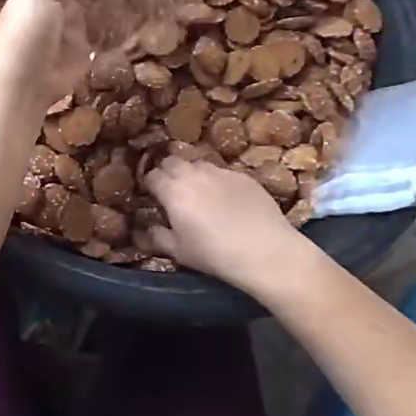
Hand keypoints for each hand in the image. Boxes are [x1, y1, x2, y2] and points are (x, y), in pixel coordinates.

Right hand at [143, 156, 316, 288]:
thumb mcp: (177, 251)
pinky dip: (216, 181)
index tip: (152, 196)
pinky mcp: (244, 177)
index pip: (151, 176)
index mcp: (173, 191)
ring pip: (198, 163)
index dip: (149, 185)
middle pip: (172, 161)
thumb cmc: (215, 254)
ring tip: (198, 191)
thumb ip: (157, 236)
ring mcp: (221, 173)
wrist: (266, 253)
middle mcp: (194, 175)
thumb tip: (150, 227)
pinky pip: (222, 172)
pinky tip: (225, 198)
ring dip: (192, 173)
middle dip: (167, 172)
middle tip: (171, 190)